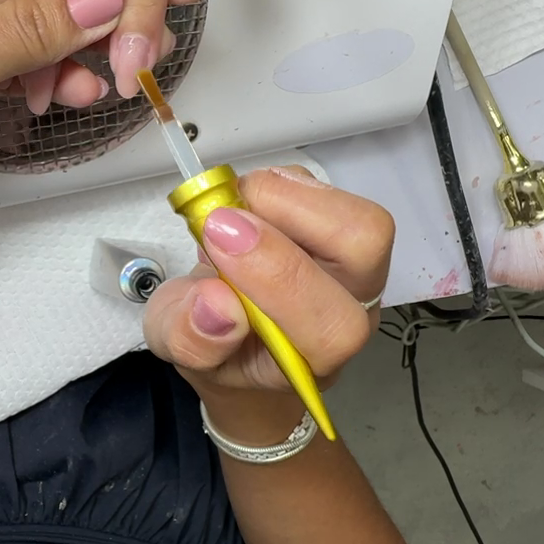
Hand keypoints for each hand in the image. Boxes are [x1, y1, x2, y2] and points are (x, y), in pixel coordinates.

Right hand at [144, 168, 393, 433]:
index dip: (281, 276)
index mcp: (314, 356)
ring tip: (226, 212)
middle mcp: (349, 309)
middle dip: (292, 215)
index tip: (216, 237)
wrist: (228, 331)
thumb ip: (191, 338)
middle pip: (365, 247)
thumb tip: (215, 302)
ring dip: (282, 197)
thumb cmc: (210, 342)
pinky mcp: (338, 228)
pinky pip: (325, 193)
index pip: (332, 327)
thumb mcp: (178, 349)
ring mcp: (353, 266)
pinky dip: (276, 187)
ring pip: (352, 215)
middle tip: (223, 213)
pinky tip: (240, 207)